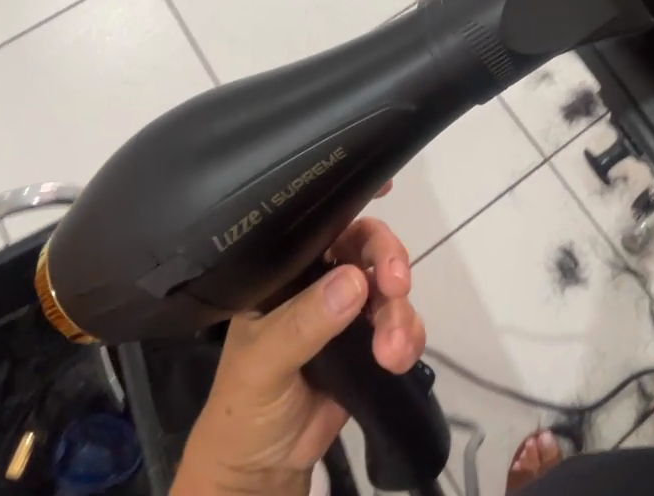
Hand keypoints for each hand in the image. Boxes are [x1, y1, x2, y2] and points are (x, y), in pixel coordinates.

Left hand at [173, 218, 425, 495]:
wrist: (265, 467)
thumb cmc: (244, 405)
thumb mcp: (263, 361)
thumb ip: (304, 322)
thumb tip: (355, 282)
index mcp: (286, 272)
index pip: (317, 224)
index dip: (350, 199)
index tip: (386, 186)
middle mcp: (320, 280)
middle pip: (366, 246)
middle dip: (389, 260)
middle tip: (397, 284)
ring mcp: (349, 310)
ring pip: (389, 286)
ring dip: (399, 312)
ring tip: (393, 351)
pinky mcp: (371, 340)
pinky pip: (403, 322)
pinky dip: (409, 335)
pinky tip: (399, 358)